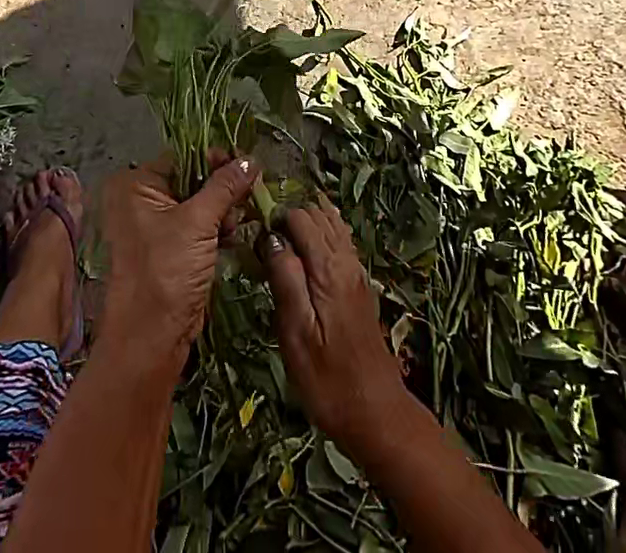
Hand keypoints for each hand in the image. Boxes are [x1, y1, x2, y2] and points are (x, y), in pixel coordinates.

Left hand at [99, 153, 258, 363]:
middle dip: (224, 189)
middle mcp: (142, 199)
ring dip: (224, 211)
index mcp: (137, 184)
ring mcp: (156, 225)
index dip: (218, 159)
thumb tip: (251, 160)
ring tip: (236, 226)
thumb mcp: (197, 222)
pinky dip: (218, 229)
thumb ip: (225, 186)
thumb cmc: (166, 272)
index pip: (185, 157)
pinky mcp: (172, 248)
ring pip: (201, 203)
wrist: (151, 338)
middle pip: (194, 178)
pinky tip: (232, 236)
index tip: (251, 166)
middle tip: (247, 199)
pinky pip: (200, 226)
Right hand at [263, 198, 414, 461]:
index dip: (273, 216)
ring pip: (332, 224)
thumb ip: (284, 278)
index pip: (300, 217)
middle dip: (289, 212)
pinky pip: (340, 241)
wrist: (376, 413)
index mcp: (329, 269)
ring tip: (277, 228)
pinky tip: (304, 243)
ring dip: (307, 218)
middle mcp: (347, 261)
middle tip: (260, 231)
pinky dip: (322, 231)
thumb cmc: (328, 380)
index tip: (250, 232)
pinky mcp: (358, 285)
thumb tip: (269, 236)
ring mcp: (356, 272)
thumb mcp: (295, 333)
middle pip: (318, 214)